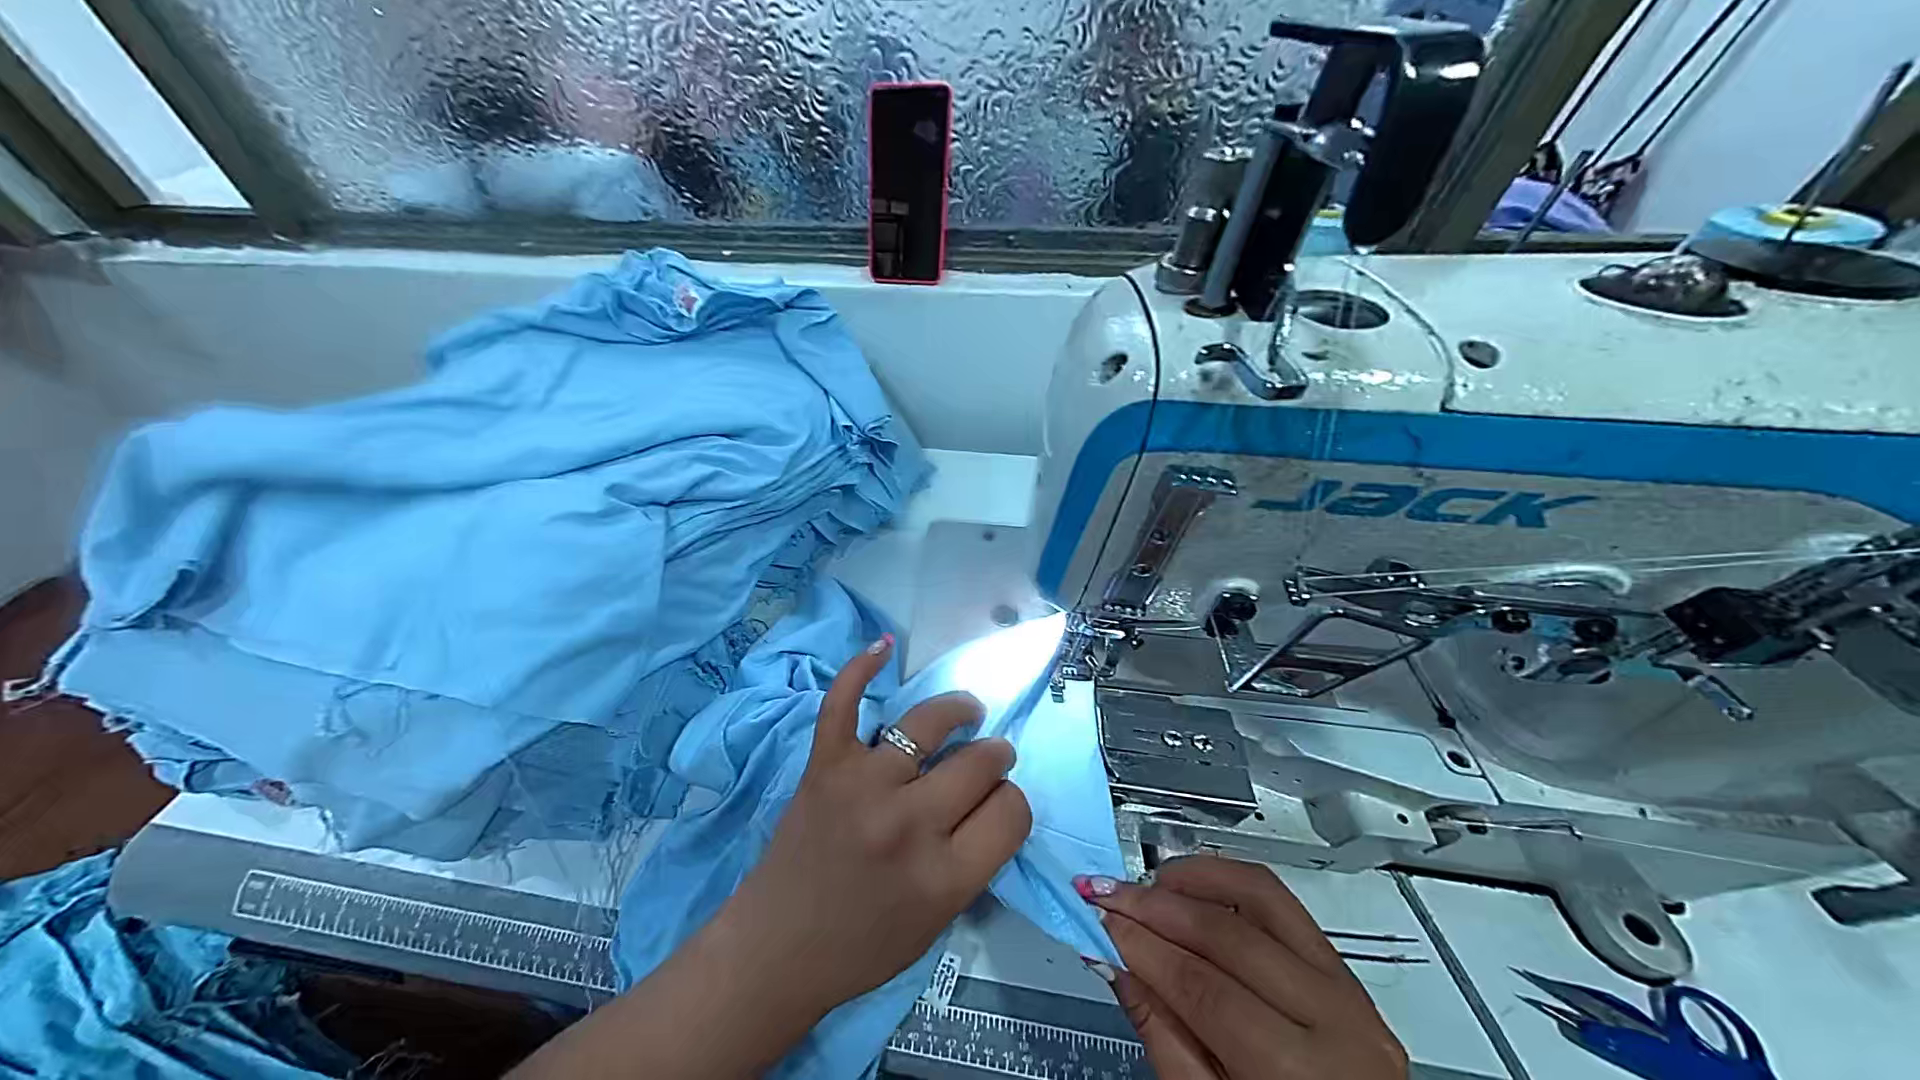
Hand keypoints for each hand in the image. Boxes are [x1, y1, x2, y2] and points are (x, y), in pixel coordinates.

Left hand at [715, 632, 1033, 1013]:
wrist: (777, 947)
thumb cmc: (864, 945)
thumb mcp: (941, 920)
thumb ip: (977, 858)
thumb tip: (997, 794)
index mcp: (944, 876)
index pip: (1012, 811)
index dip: (1012, 801)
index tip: (997, 802)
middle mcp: (908, 823)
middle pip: (981, 762)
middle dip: (995, 757)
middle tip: (985, 760)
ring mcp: (862, 785)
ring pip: (932, 722)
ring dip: (959, 711)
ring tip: (967, 713)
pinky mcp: (824, 765)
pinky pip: (844, 703)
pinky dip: (861, 669)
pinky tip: (884, 647)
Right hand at [1080, 857, 1407, 1079]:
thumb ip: (1161, 1034)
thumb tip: (1113, 959)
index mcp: (1299, 1073)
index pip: (1203, 987)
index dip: (1141, 945)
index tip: (1098, 918)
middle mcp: (1334, 1020)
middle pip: (1227, 935)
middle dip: (1155, 907)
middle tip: (1106, 894)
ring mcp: (1346, 987)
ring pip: (1260, 896)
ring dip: (1194, 879)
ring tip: (1147, 884)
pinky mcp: (1342, 968)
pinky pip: (1280, 902)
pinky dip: (1229, 882)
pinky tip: (1191, 887)